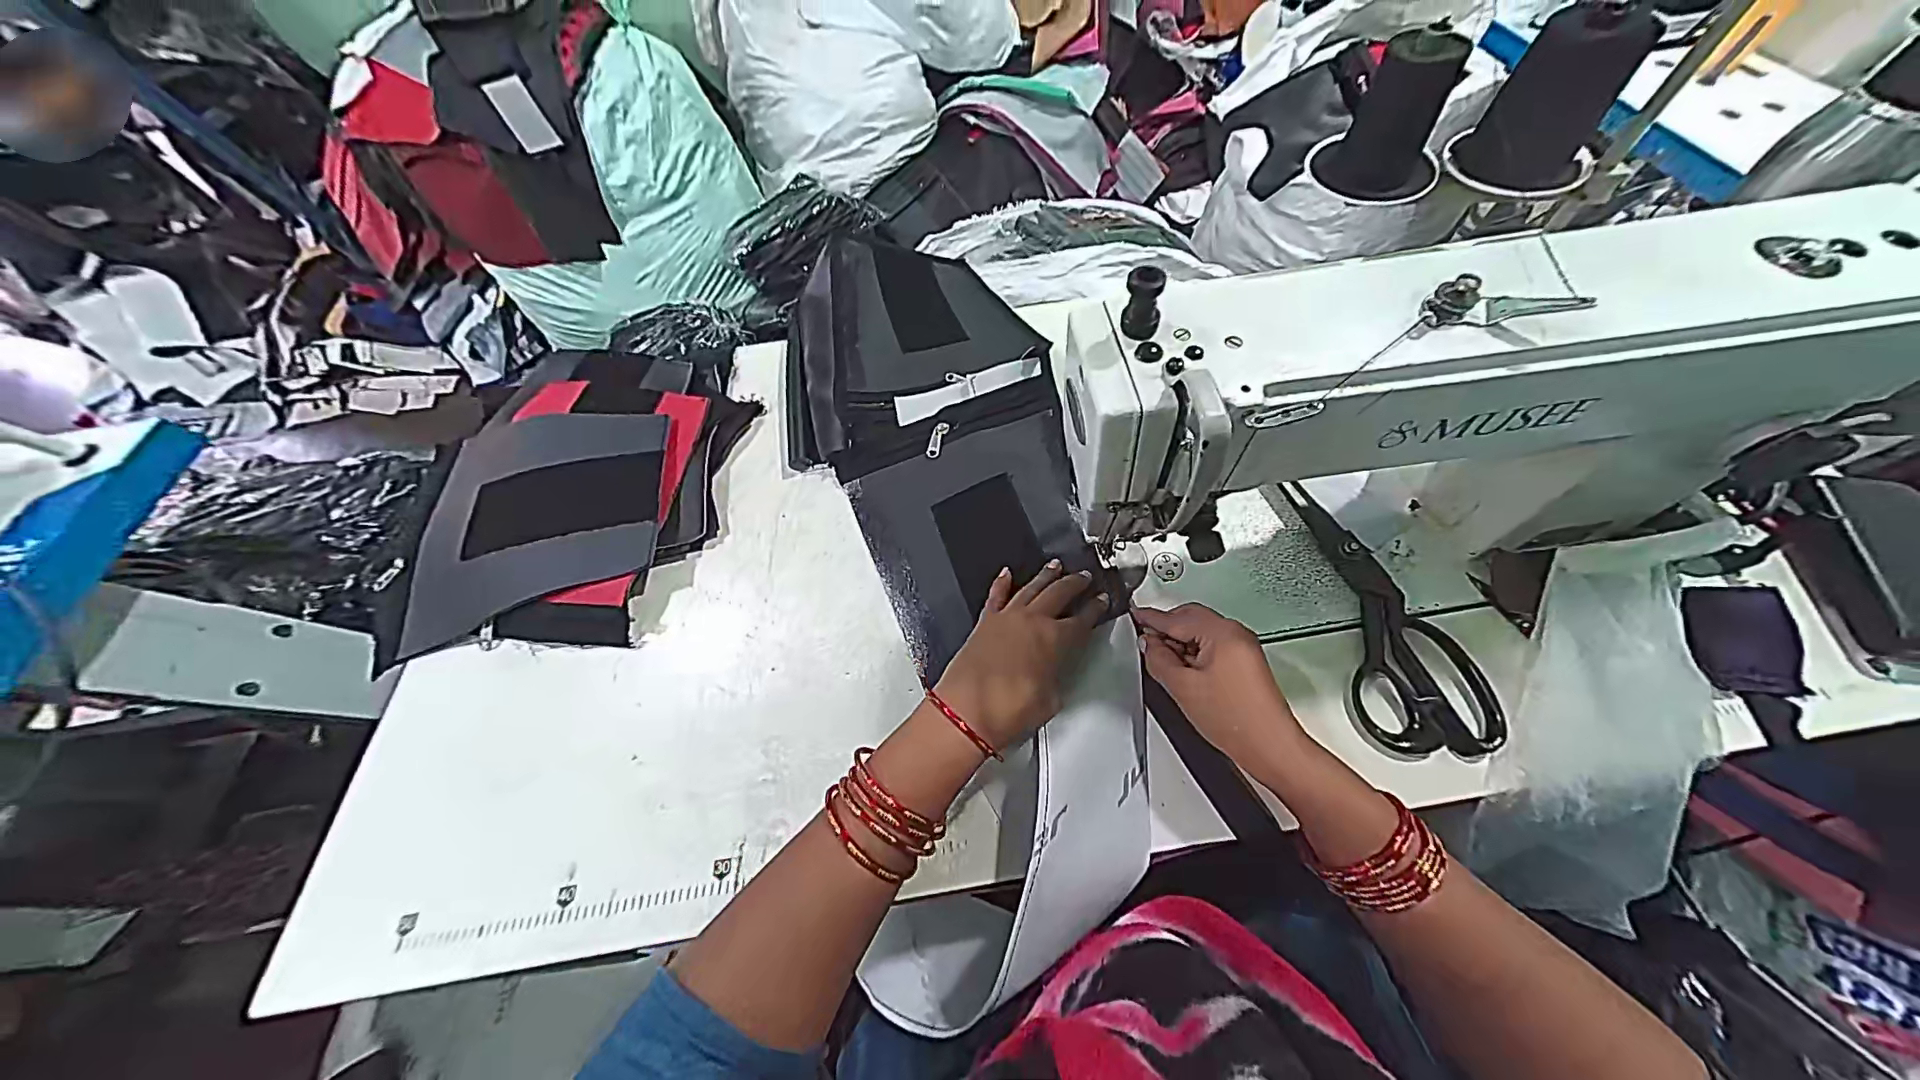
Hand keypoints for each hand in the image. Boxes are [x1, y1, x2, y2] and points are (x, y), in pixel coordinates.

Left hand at [934, 560, 1105, 749]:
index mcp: (1055, 639)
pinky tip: (1006, 574)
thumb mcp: (1050, 700)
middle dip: (1075, 583)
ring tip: (1055, 566)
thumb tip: (1053, 676)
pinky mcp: (985, 623)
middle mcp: (1032, 621)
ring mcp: (1007, 618)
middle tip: (1084, 577)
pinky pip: (997, 595)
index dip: (1095, 608)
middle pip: (1060, 592)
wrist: (967, 712)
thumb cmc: (1007, 709)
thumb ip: (1056, 679)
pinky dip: (1002, 583)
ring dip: (1046, 575)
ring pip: (1031, 587)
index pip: (1083, 618)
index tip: (1101, 600)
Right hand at [1133, 603, 1304, 766]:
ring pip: (1201, 631)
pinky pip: (1213, 644)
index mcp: (1222, 633)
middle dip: (1167, 629)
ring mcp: (1244, 646)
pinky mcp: (1246, 660)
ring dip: (1181, 642)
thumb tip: (1148, 644)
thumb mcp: (1182, 687)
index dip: (1151, 618)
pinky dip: (1195, 651)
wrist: (1269, 745)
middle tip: (1147, 643)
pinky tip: (1186, 672)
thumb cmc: (1238, 721)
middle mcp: (1237, 634)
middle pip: (1191, 617)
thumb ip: (1158, 659)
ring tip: (1167, 664)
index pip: (1176, 618)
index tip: (1137, 616)